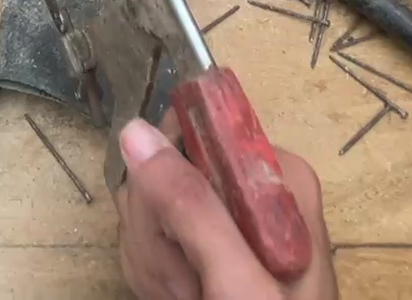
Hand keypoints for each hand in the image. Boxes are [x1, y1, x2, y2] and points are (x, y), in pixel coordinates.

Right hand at [117, 119, 336, 299]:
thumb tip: (134, 129)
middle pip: (162, 164)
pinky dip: (152, 272)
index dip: (167, 172)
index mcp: (277, 177)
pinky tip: (176, 299)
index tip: (175, 235)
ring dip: (153, 259)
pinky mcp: (202, 238)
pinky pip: (146, 228)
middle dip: (158, 232)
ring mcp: (226, 211)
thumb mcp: (239, 292)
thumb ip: (192, 209)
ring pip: (145, 198)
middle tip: (189, 288)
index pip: (193, 127)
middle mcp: (251, 184)